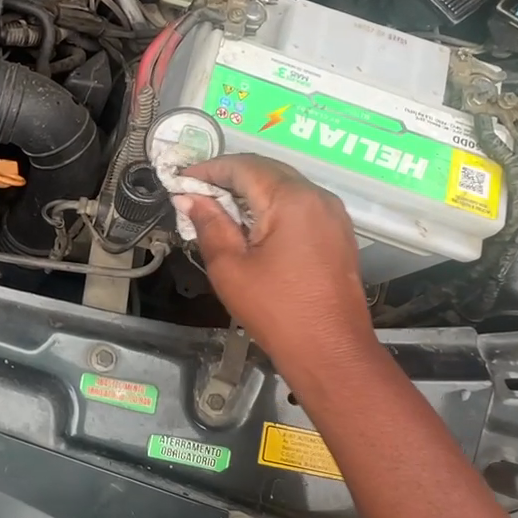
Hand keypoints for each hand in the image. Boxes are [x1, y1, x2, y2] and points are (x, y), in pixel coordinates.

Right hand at [174, 155, 378, 379]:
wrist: (329, 350)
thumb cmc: (275, 310)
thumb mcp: (229, 267)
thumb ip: (209, 224)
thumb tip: (189, 198)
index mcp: (291, 200)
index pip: (243, 167)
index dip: (208, 169)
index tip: (180, 180)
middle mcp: (317, 197)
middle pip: (266, 170)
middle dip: (228, 176)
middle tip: (194, 191)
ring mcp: (332, 214)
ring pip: (284, 184)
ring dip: (249, 189)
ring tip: (216, 206)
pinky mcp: (337, 232)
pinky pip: (299, 203)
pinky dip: (270, 203)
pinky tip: (248, 223)